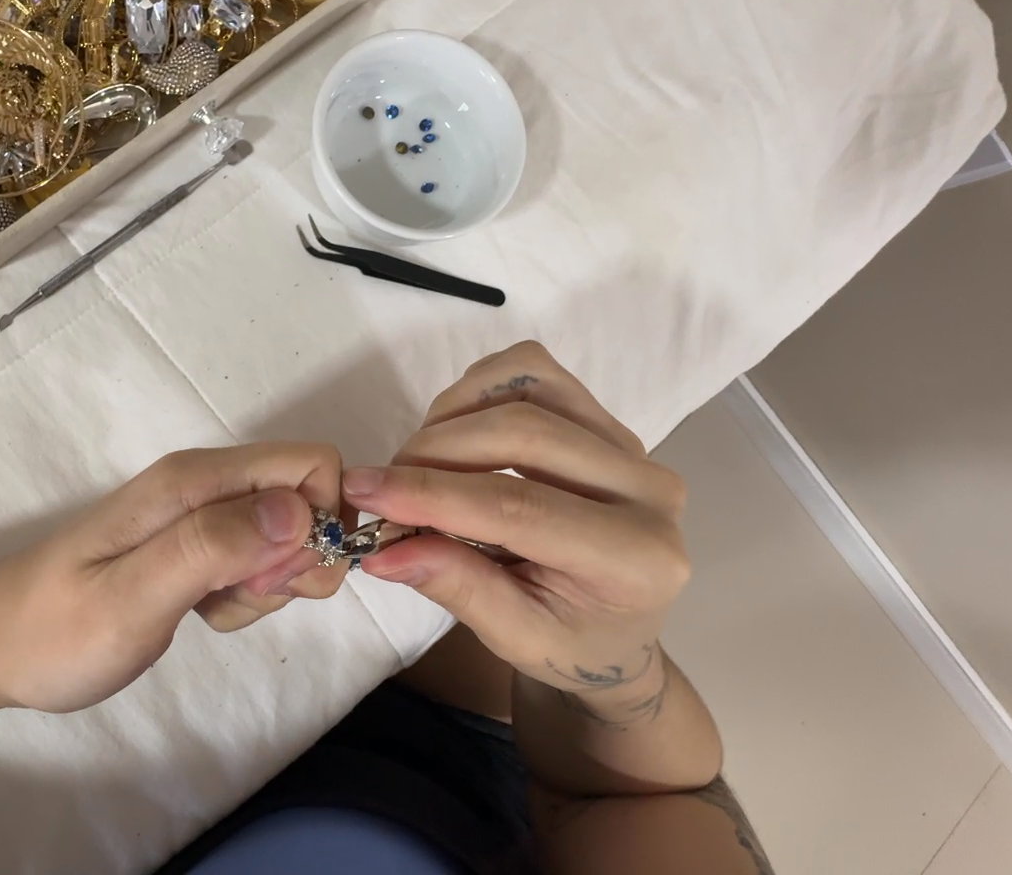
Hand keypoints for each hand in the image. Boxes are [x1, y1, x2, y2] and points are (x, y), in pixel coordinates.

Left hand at [0, 444, 347, 714]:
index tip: (279, 578)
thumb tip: (298, 510)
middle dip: (299, 558)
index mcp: (194, 481)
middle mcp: (205, 486)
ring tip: (211, 609)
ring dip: (271, 583)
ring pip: (287, 536)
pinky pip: (258, 563)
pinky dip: (248, 595)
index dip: (320, 521)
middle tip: (242, 598)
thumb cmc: (55, 629)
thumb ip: (213, 547)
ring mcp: (200, 515)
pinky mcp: (196, 546)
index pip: (309, 465)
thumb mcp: (132, 597)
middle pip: (305, 499)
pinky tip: (201, 612)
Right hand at [347, 342, 689, 720]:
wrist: (614, 625)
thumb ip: (454, 587)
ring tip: (418, 463)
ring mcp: (629, 444)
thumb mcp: (514, 638)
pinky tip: (454, 432)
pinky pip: (532, 371)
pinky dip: (477, 390)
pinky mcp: (604, 417)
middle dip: (432, 452)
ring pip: (526, 388)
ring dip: (452, 416)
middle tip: (380, 484)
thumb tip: (381, 550)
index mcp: (636, 557)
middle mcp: (648, 488)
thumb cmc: (569, 640)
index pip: (520, 508)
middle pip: (523, 433)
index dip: (433, 494)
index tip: (362, 491)